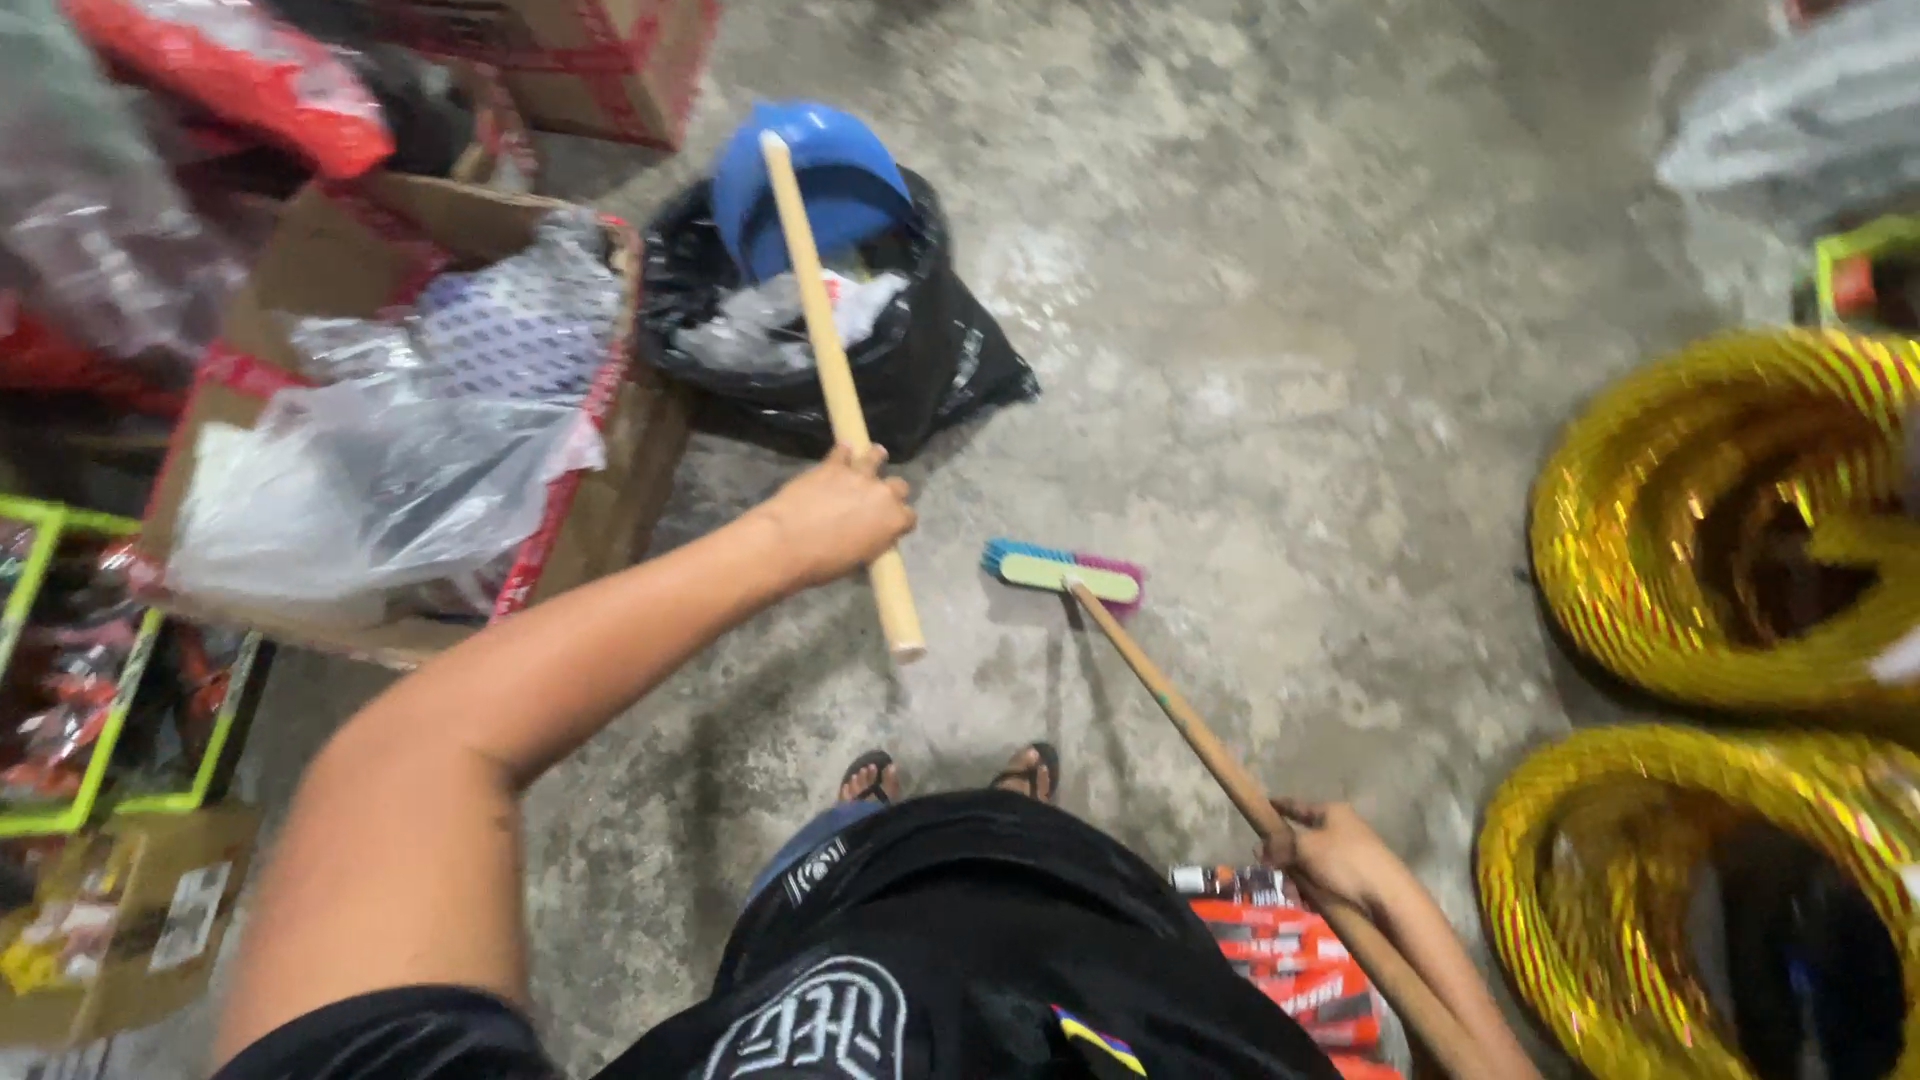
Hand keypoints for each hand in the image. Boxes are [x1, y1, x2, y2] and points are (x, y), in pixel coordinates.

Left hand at [750, 444, 915, 589]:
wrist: (789, 542)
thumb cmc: (824, 563)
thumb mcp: (859, 559)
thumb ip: (872, 541)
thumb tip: (870, 535)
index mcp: (894, 522)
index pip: (909, 517)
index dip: (900, 520)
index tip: (891, 523)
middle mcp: (883, 494)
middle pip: (899, 486)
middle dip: (891, 491)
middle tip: (878, 497)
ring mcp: (859, 476)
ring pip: (875, 457)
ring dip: (876, 457)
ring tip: (875, 455)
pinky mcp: (833, 466)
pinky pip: (843, 451)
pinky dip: (844, 451)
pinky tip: (844, 449)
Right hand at [1259, 799, 1404, 916]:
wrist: (1390, 898)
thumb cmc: (1345, 861)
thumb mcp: (1305, 847)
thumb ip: (1279, 845)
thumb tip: (1259, 849)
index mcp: (1332, 813)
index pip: (1298, 806)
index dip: (1280, 806)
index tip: (1265, 806)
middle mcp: (1343, 830)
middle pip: (1303, 841)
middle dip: (1287, 858)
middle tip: (1275, 871)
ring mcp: (1352, 856)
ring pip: (1313, 865)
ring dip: (1300, 880)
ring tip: (1296, 896)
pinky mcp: (1358, 881)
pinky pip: (1327, 883)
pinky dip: (1315, 892)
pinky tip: (1310, 904)